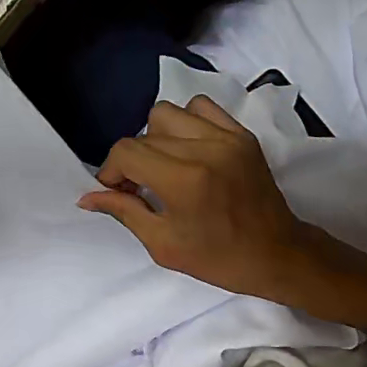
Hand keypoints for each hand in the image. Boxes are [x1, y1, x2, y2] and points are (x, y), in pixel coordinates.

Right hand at [79, 97, 320, 300]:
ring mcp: (227, 138)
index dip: (111, 171)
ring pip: (168, 113)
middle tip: (141, 187)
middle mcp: (205, 150)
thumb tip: (88, 196)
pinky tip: (189, 148)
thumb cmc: (219, 259)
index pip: (127, 151)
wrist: (277, 254)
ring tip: (165, 165)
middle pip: (145, 134)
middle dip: (133, 160)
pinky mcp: (242, 135)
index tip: (118, 191)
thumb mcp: (163, 244)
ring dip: (157, 137)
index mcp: (184, 181)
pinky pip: (202, 107)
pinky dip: (186, 122)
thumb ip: (124, 212)